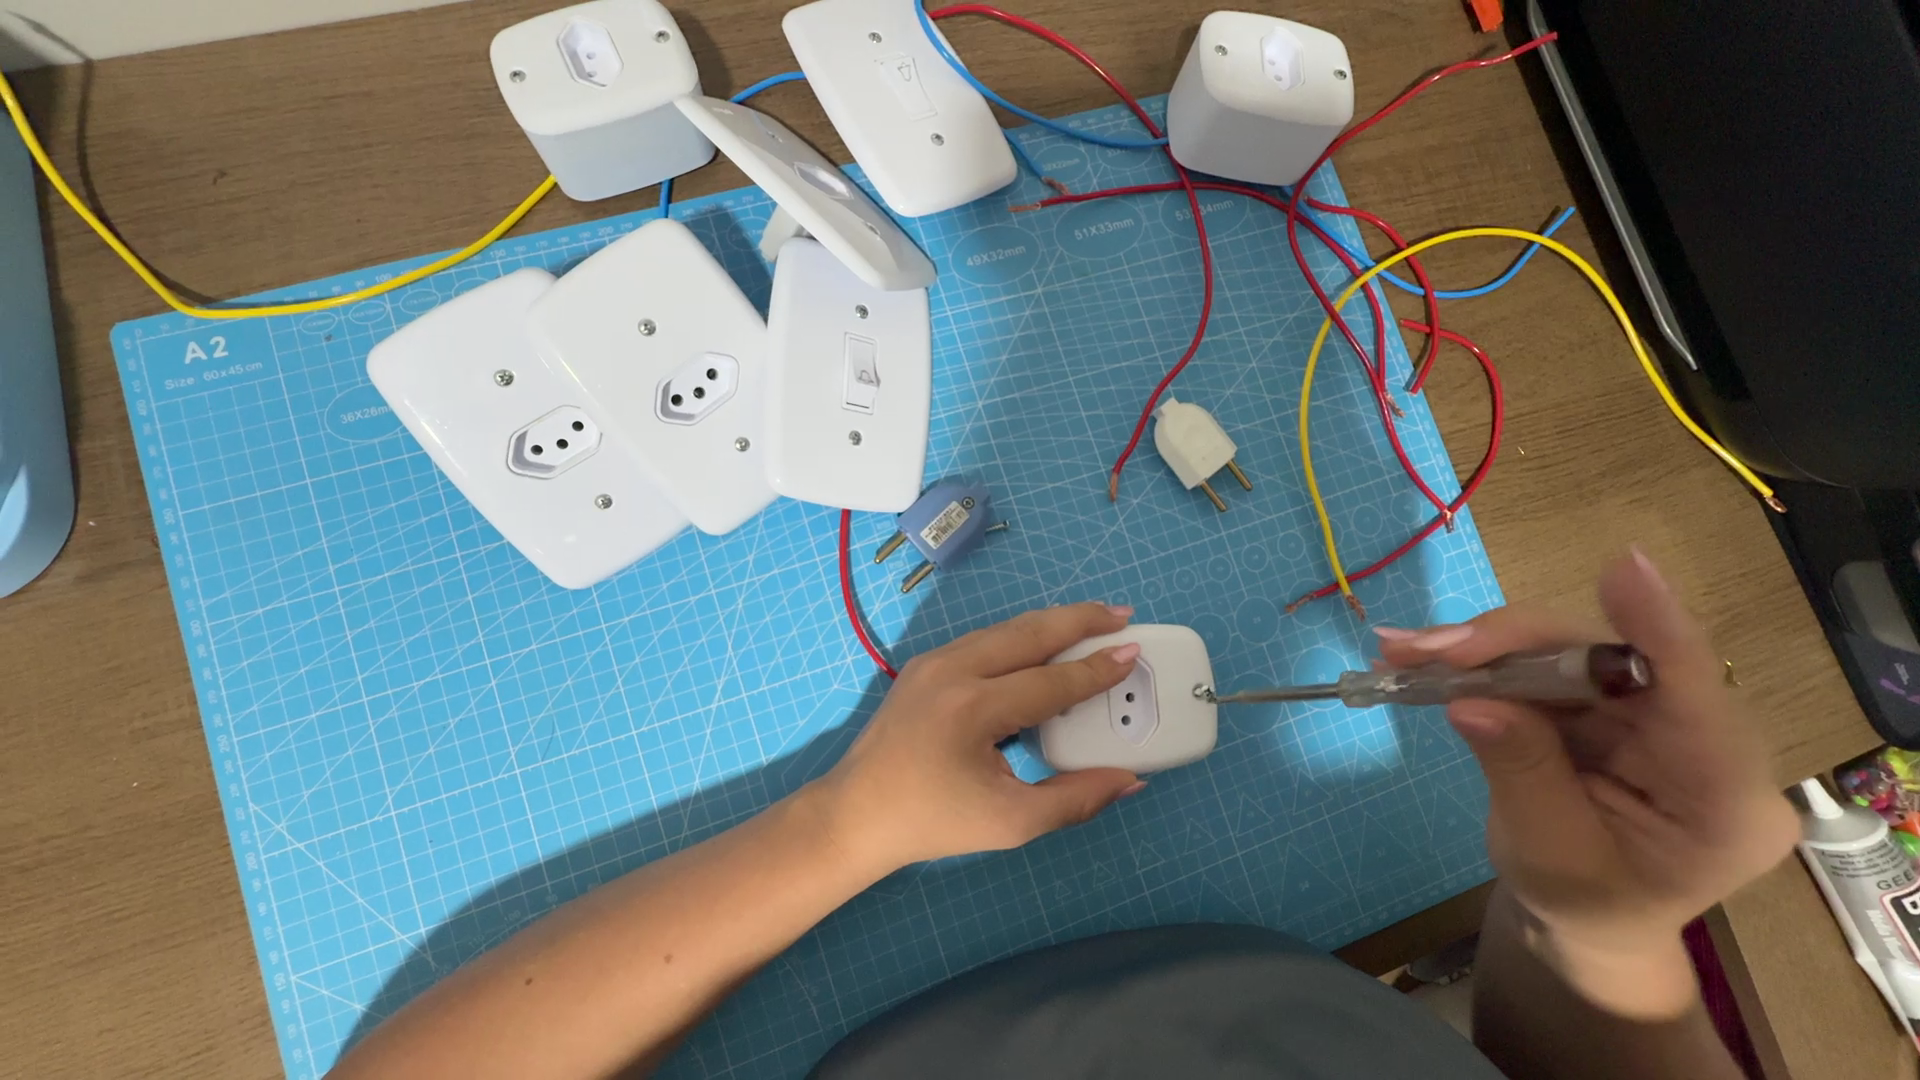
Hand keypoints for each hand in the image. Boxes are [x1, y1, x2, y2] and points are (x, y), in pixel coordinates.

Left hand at [808, 603, 1145, 874]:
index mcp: (973, 707)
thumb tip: (1128, 778)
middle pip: (1028, 633)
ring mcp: (933, 662)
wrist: (855, 814)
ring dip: (1049, 624)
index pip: (1050, 680)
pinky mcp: (924, 666)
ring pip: (1005, 630)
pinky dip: (1020, 637)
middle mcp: (952, 670)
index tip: (1133, 651)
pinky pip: (983, 641)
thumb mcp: (1010, 822)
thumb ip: (1075, 799)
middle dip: (1079, 619)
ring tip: (1091, 621)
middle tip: (1121, 613)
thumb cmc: (932, 822)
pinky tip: (1042, 644)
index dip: (1096, 668)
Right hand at [1376, 550, 1797, 1017]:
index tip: (1624, 568)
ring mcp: (1641, 714)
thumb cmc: (1581, 903)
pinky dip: (1474, 662)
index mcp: (1718, 795)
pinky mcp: (1596, 703)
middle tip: (1422, 649)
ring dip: (1476, 649)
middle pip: (1605, 660)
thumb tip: (1469, 699)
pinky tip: (1418, 658)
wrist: (1580, 919)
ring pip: (1560, 652)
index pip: (1694, 698)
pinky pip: (1535, 666)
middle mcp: (1689, 737)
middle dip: (1508, 645)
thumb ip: (1521, 772)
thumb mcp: (1548, 851)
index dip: (1656, 627)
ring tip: (1399, 651)